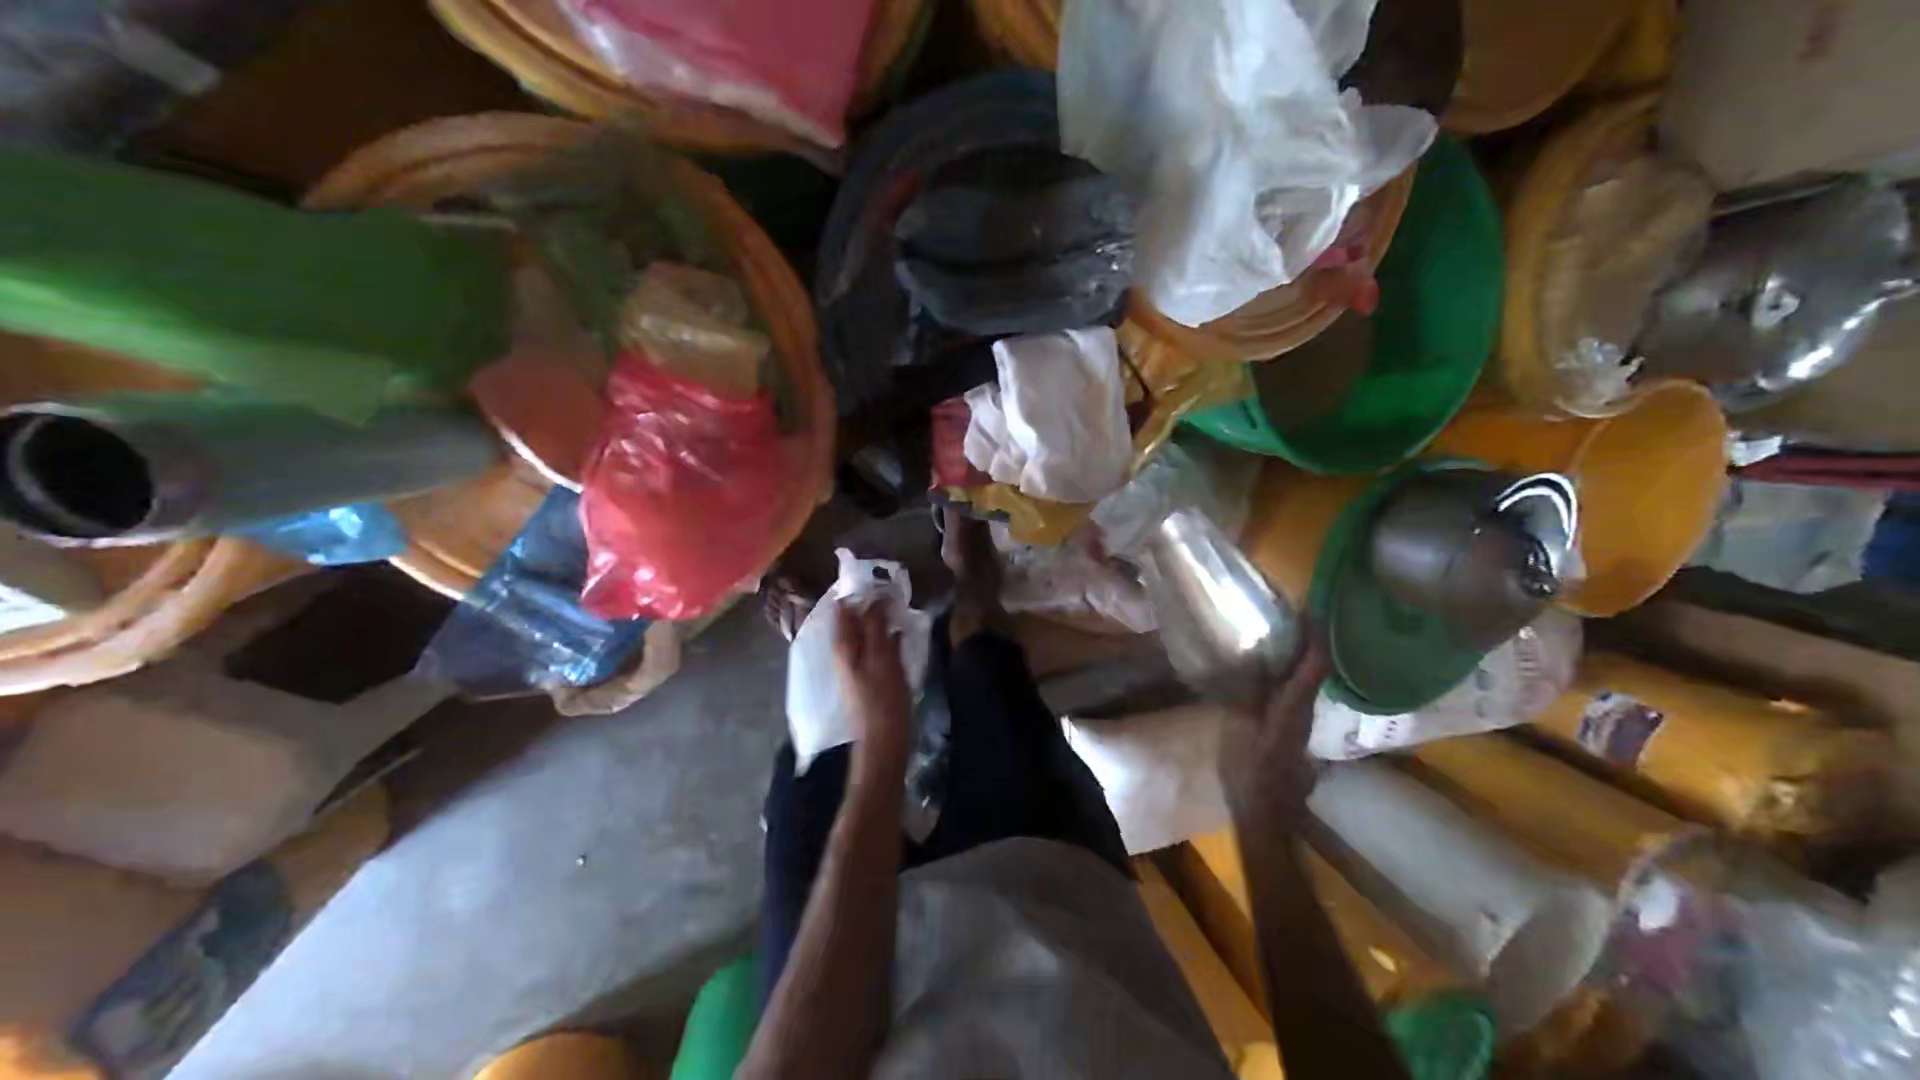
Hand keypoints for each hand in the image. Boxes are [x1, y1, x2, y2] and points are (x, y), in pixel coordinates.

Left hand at [834, 599, 911, 778]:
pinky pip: (876, 645)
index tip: (881, 577)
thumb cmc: (883, 699)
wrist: (884, 741)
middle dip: (873, 602)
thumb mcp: (881, 657)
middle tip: (896, 588)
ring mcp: (857, 663)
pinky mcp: (870, 674)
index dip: (859, 590)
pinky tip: (902, 632)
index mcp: (842, 645)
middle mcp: (845, 651)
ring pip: (867, 631)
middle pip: (855, 617)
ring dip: (882, 618)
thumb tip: (875, 598)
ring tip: (902, 605)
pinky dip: (887, 635)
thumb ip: (876, 626)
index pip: (843, 606)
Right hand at [1219, 630, 1329, 821]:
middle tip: (1295, 614)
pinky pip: (1298, 695)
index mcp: (1292, 712)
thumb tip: (1247, 669)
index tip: (1313, 610)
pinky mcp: (1295, 734)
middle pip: (1316, 671)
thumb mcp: (1240, 736)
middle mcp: (1304, 715)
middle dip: (1309, 641)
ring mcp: (1302, 726)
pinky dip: (1293, 676)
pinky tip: (1275, 672)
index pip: (1313, 668)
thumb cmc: (1250, 778)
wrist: (1268, 819)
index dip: (1315, 638)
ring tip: (1284, 634)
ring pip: (1308, 683)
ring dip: (1302, 658)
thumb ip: (1246, 702)